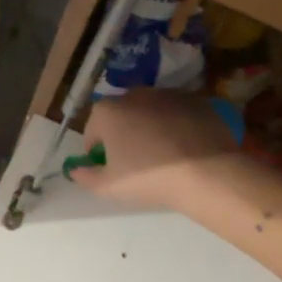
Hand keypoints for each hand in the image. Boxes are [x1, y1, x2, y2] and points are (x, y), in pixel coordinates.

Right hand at [69, 89, 241, 213]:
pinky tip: (184, 148)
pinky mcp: (196, 100)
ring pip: (150, 111)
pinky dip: (176, 125)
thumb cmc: (148, 178)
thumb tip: (76, 170)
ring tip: (162, 154)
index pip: (92, 131)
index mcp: (108, 112)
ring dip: (149, 127)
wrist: (205, 173)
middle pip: (121, 115)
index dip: (97, 151)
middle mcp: (135, 95)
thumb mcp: (108, 187)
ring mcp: (168, 94)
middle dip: (122, 133)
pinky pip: (178, 113)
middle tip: (134, 160)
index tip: (107, 167)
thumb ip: (85, 176)